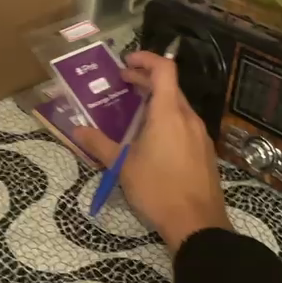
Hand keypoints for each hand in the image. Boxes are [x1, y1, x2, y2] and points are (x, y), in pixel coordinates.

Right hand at [72, 50, 229, 253]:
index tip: (126, 61)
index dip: (146, 59)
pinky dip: (168, 119)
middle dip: (146, 80)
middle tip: (123, 83)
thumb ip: (99, 144)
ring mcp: (200, 135)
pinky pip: (185, 124)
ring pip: (178, 106)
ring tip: (135, 112)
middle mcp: (188, 117)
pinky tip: (154, 139)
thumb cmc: (158, 189)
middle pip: (170, 87)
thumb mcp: (123, 167)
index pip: (164, 69)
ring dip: (157, 101)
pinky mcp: (205, 151)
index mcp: (168, 113)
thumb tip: (76, 129)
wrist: (197, 223)